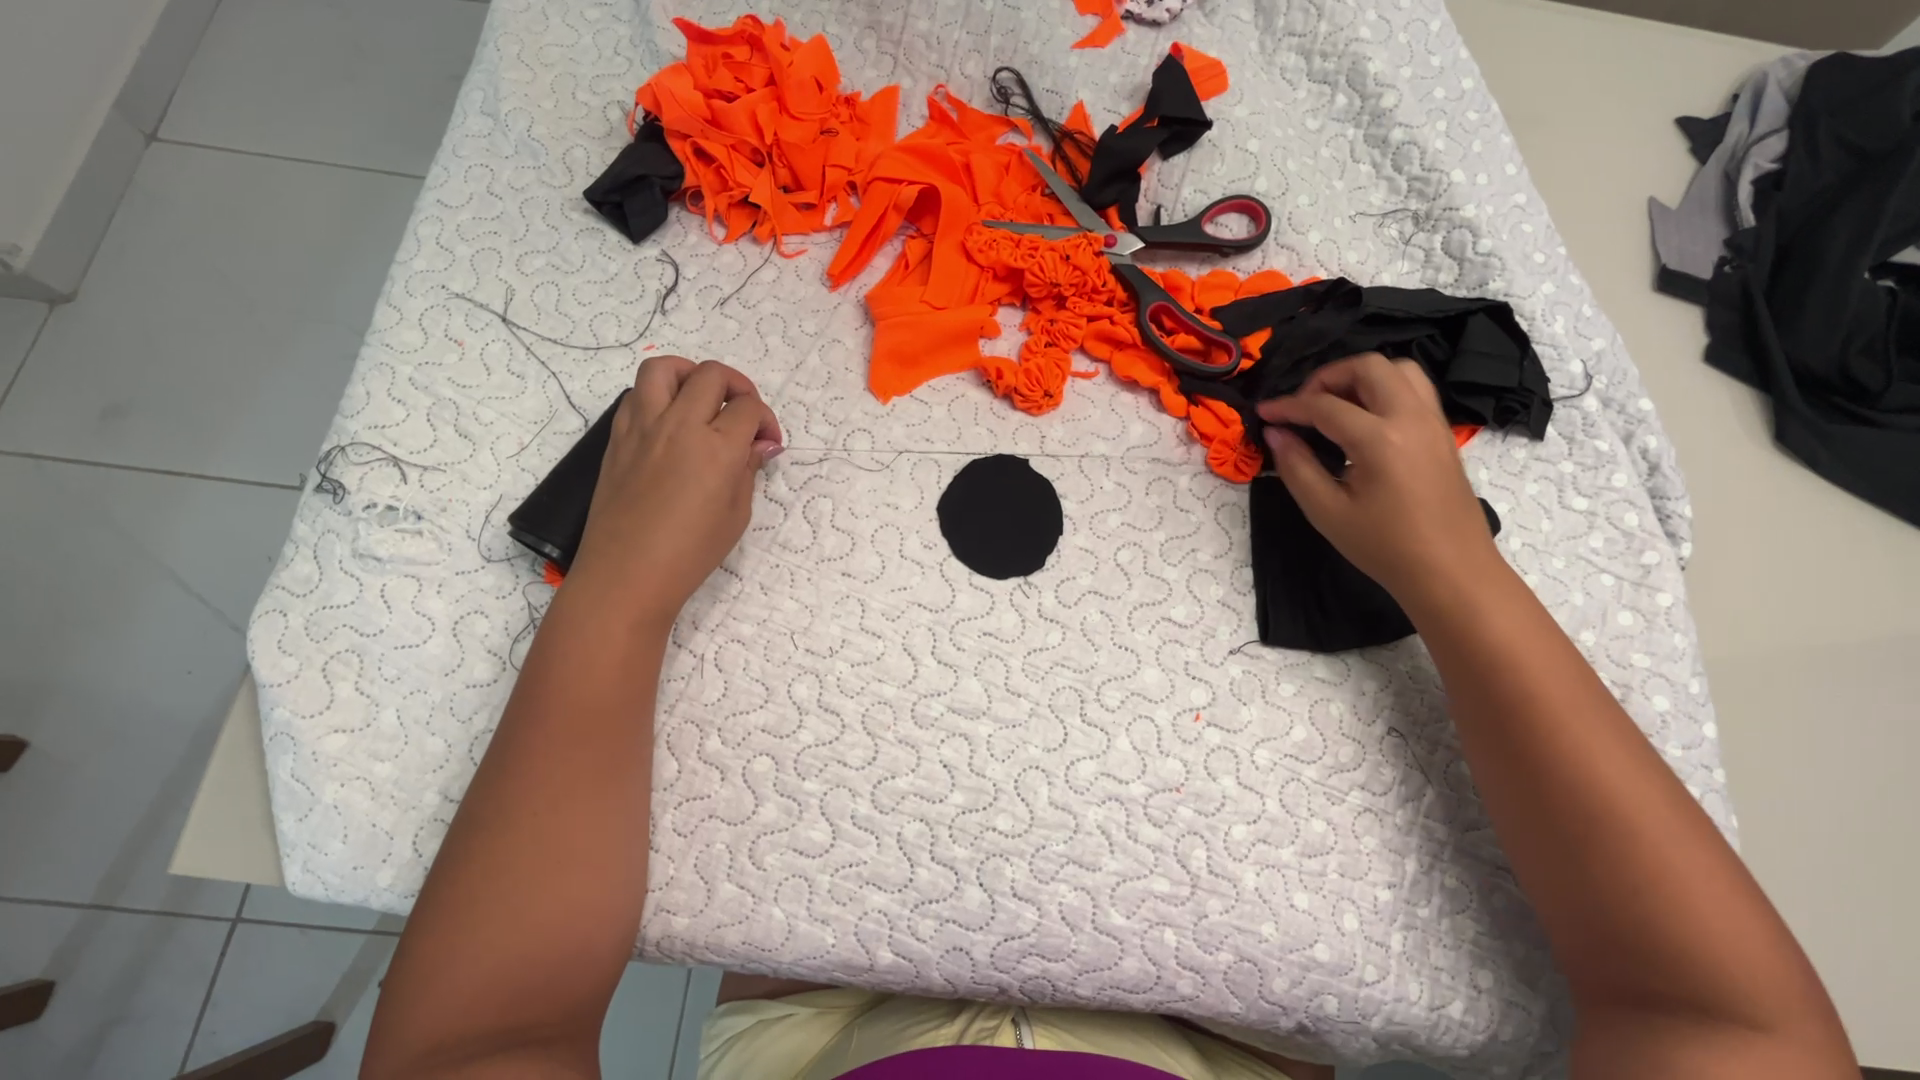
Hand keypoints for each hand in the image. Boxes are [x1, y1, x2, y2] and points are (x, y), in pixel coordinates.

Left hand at [565, 357, 781, 630]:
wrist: (627, 573)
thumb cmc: (690, 553)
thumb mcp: (736, 515)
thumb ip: (748, 470)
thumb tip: (760, 445)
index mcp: (717, 448)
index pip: (749, 408)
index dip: (765, 421)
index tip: (766, 444)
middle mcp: (680, 425)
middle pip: (712, 376)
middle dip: (738, 387)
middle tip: (742, 414)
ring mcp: (643, 427)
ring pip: (664, 368)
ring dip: (689, 373)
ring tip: (700, 396)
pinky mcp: (618, 437)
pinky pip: (636, 395)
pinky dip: (658, 396)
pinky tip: (669, 422)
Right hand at [1257, 352, 1501, 605]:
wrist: (1450, 570)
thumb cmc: (1385, 547)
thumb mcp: (1327, 512)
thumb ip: (1296, 467)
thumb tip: (1276, 433)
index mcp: (1380, 439)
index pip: (1324, 406)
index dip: (1288, 406)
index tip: (1263, 413)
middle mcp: (1411, 417)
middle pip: (1368, 366)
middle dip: (1327, 377)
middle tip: (1303, 405)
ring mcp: (1433, 421)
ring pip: (1399, 369)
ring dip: (1361, 377)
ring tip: (1336, 404)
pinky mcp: (1443, 432)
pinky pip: (1415, 388)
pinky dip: (1385, 388)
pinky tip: (1365, 417)